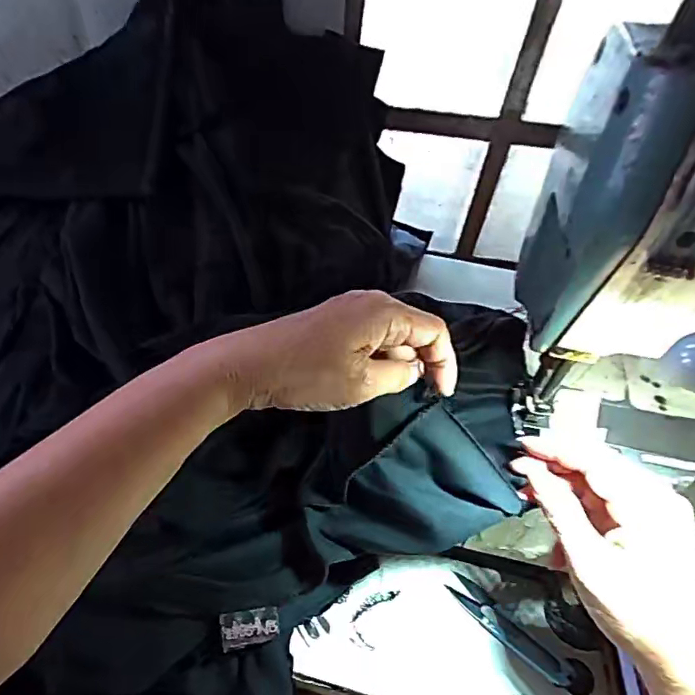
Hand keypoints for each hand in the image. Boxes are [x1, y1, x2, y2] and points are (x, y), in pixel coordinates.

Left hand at [199, 291, 456, 411]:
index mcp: (383, 312)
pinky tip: (362, 378)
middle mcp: (368, 302)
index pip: (434, 330)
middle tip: (417, 393)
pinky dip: (375, 356)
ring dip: (396, 361)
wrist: (249, 365)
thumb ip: (399, 376)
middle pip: (414, 329)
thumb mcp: (362, 384)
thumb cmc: (305, 374)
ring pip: (390, 334)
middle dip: (421, 361)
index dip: (445, 362)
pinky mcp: (330, 320)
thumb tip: (414, 369)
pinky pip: (368, 335)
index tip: (442, 393)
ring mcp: (347, 309)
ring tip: (384, 389)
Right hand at [509, 436, 694, 688]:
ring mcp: (655, 514)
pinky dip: (578, 507)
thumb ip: (558, 509)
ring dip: (563, 489)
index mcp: (650, 505)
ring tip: (533, 493)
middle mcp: (658, 502)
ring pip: (599, 485)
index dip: (555, 450)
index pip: (594, 460)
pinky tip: (558, 518)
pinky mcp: (647, 526)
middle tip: (522, 467)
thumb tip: (536, 475)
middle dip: (555, 467)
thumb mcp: (585, 558)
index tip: (526, 445)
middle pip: (597, 468)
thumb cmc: (640, 613)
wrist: (668, 648)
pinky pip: (606, 503)